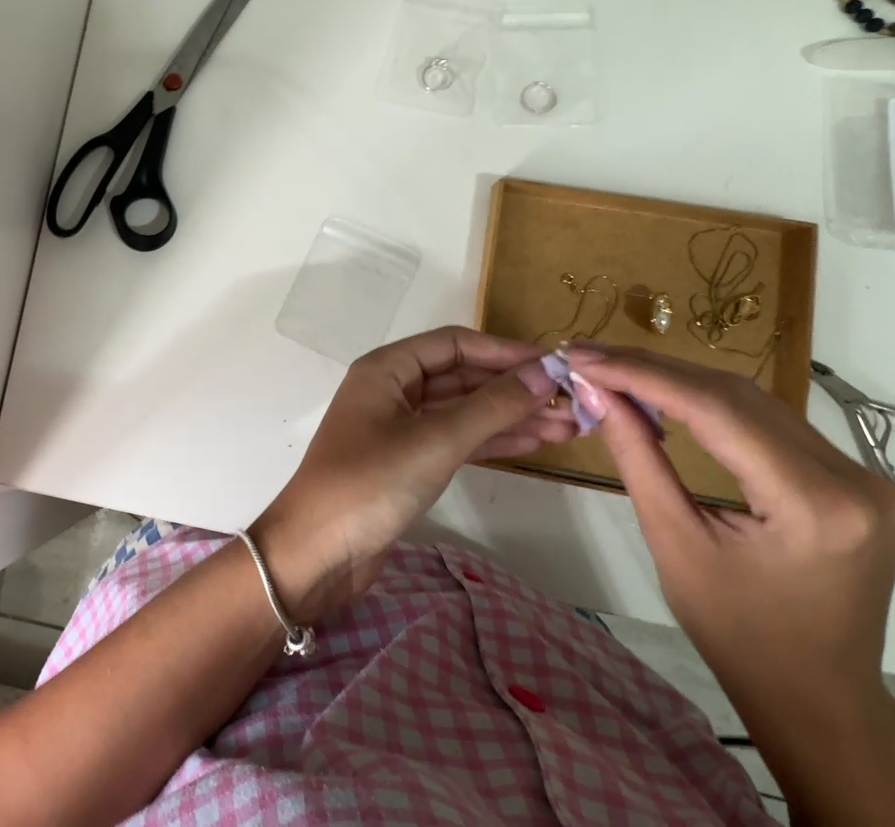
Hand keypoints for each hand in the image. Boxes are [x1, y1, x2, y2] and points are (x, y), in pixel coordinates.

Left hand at [250, 327, 572, 621]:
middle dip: (515, 387)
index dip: (506, 352)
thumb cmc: (370, 484)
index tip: (559, 366)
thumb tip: (547, 372)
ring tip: (572, 425)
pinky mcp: (406, 462)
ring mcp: (397, 428)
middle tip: (577, 401)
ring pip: (463, 410)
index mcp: (385, 370)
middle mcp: (390, 391)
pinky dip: (493, 440)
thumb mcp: (436, 440)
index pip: (455, 344)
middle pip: (461, 376)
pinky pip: (456, 439)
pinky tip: (535, 442)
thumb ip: (493, 405)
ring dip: (511, 415)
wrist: (318, 550)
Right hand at [567, 345, 894, 720]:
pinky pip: (774, 426)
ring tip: (615, 368)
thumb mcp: (674, 542)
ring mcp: (867, 477)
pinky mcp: (858, 479)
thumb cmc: (734, 630)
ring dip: (681, 382)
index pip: (718, 411)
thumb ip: (638, 459)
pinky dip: (712, 406)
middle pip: (740, 398)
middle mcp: (857, 479)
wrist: (815, 689)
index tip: (583, 357)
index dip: (644, 375)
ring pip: (757, 404)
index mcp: (816, 504)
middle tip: (588, 355)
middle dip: (657, 370)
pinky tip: (666, 397)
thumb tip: (597, 393)